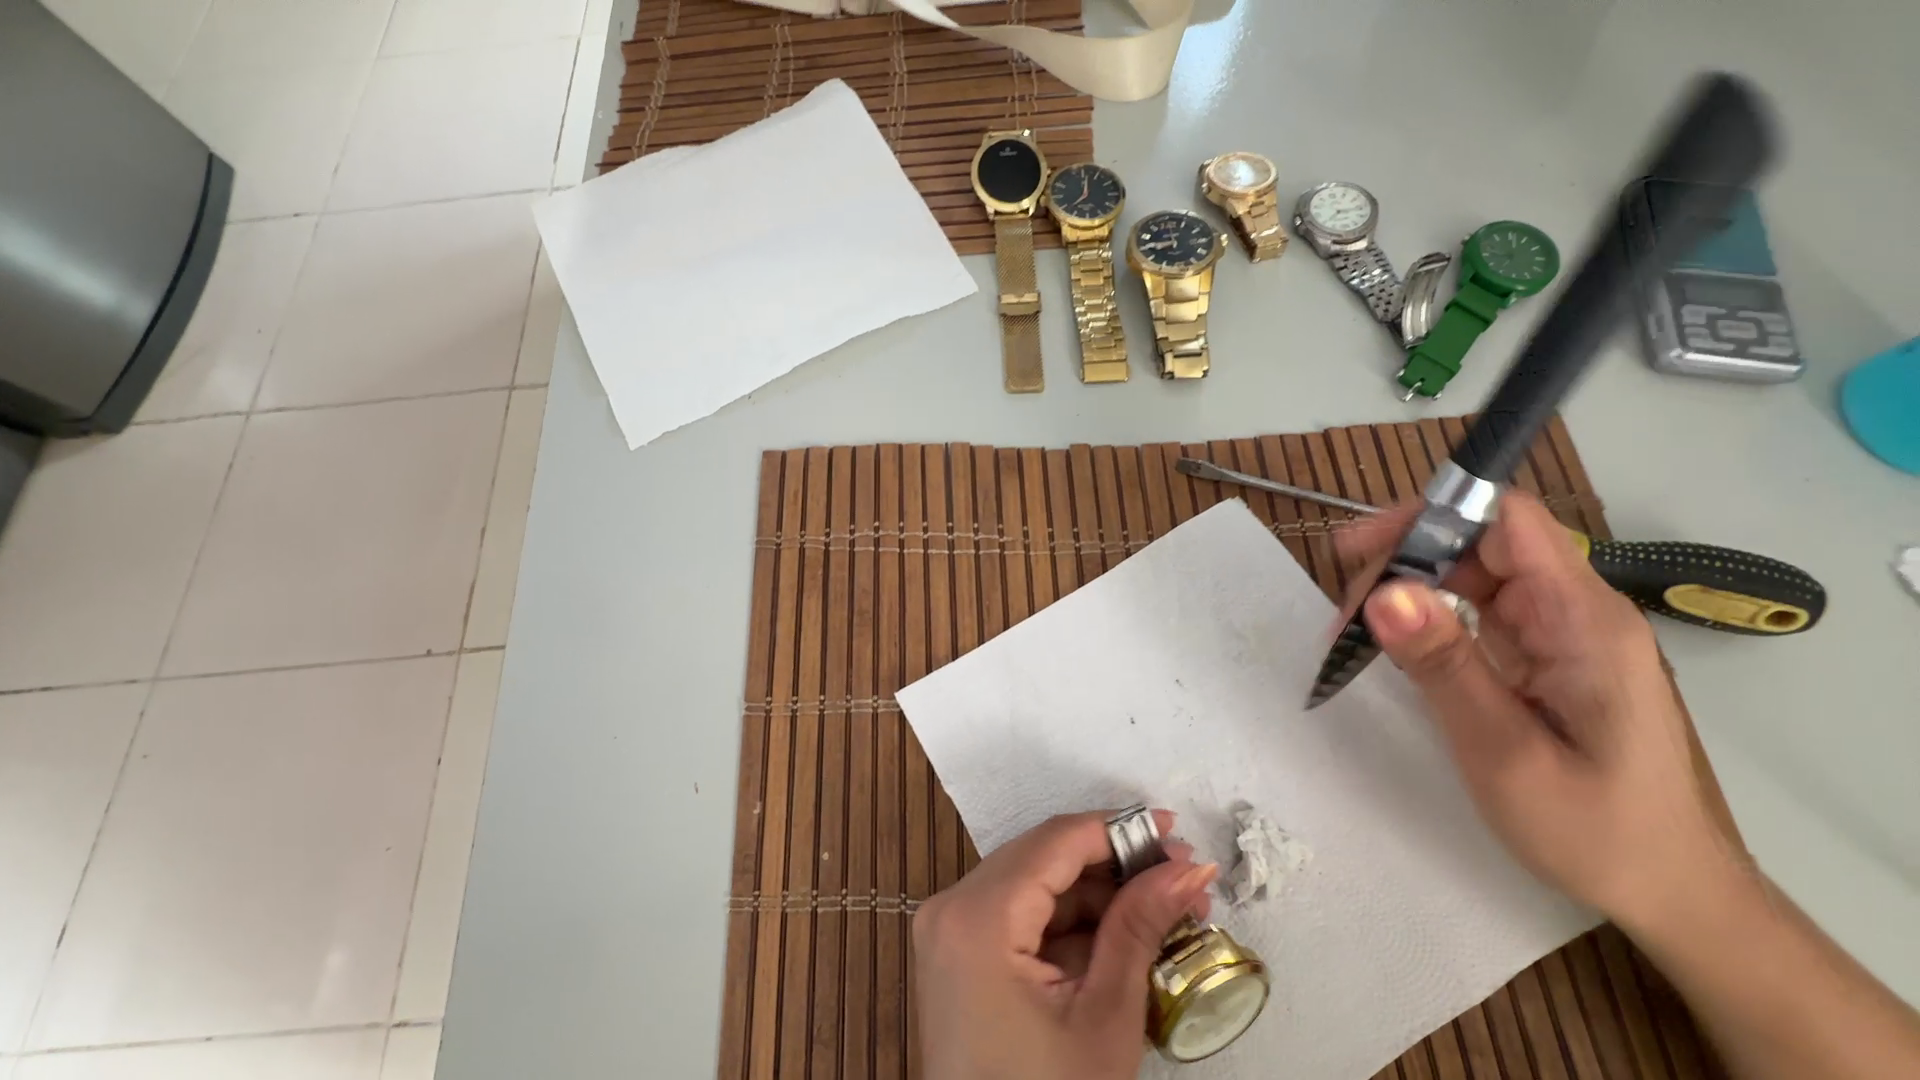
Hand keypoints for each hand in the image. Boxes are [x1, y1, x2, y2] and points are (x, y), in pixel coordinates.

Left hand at [913, 811, 1216, 1079]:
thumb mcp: (1104, 1014)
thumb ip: (1141, 926)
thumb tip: (1189, 868)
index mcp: (977, 917)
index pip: (1056, 841)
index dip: (1119, 829)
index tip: (1175, 832)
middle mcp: (951, 907)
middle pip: (1043, 857)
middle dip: (1114, 864)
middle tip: (1180, 878)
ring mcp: (948, 930)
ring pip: (1034, 883)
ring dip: (1097, 893)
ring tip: (1163, 911)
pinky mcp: (956, 953)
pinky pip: (1018, 915)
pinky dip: (1069, 922)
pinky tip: (1121, 935)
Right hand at [1334, 493, 1747, 930]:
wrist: (1675, 892)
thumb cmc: (1597, 832)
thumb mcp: (1504, 753)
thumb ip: (1446, 666)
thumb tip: (1384, 591)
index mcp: (1585, 621)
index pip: (1507, 522)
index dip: (1430, 517)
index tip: (1357, 553)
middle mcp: (1579, 612)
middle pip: (1484, 544)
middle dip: (1406, 560)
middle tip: (1342, 614)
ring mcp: (1566, 635)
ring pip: (1478, 577)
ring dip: (1412, 591)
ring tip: (1352, 631)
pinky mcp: (1552, 659)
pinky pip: (1484, 615)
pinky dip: (1432, 621)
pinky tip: (1396, 646)